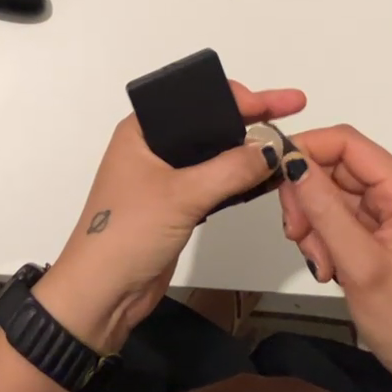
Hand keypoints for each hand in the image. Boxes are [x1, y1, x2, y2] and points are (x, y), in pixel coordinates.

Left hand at [34, 82, 305, 353]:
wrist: (102, 294)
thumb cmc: (129, 232)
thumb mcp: (182, 196)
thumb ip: (230, 169)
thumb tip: (272, 148)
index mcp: (142, 129)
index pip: (195, 99)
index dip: (236, 96)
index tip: (274, 101)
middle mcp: (153, 146)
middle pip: (208, 123)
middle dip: (248, 118)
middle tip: (289, 112)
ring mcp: (165, 176)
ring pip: (213, 153)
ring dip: (246, 150)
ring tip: (285, 143)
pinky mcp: (176, 204)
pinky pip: (214, 181)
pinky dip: (239, 178)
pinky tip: (267, 177)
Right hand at [277, 126, 391, 391]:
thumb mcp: (363, 267)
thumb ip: (325, 210)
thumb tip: (290, 159)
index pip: (346, 142)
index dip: (307, 148)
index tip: (274, 176)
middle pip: (335, 167)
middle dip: (308, 197)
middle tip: (297, 236)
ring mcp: (391, 214)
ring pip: (332, 192)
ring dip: (314, 223)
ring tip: (322, 264)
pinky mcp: (382, 234)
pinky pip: (340, 217)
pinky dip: (324, 237)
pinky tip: (329, 267)